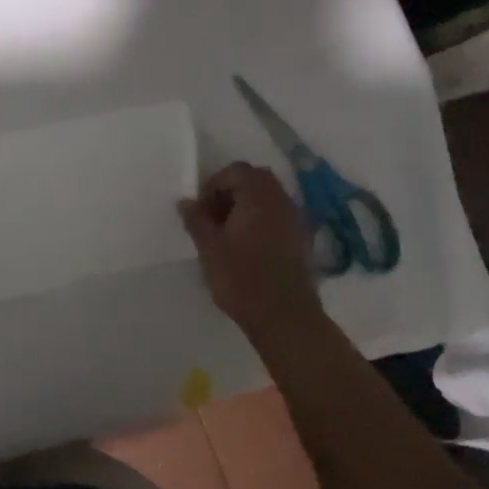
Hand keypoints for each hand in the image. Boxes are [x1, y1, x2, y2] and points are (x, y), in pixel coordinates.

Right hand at [178, 162, 320, 331]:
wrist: (285, 317)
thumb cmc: (242, 279)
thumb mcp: (209, 249)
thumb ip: (196, 220)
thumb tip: (186, 201)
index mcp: (259, 197)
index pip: (237, 171)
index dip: (214, 184)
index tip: (201, 209)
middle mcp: (282, 202)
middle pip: (256, 180)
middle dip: (231, 192)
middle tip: (213, 217)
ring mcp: (296, 221)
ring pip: (269, 198)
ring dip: (246, 206)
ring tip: (227, 234)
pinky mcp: (302, 240)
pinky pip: (278, 216)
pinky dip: (261, 221)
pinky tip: (247, 247)